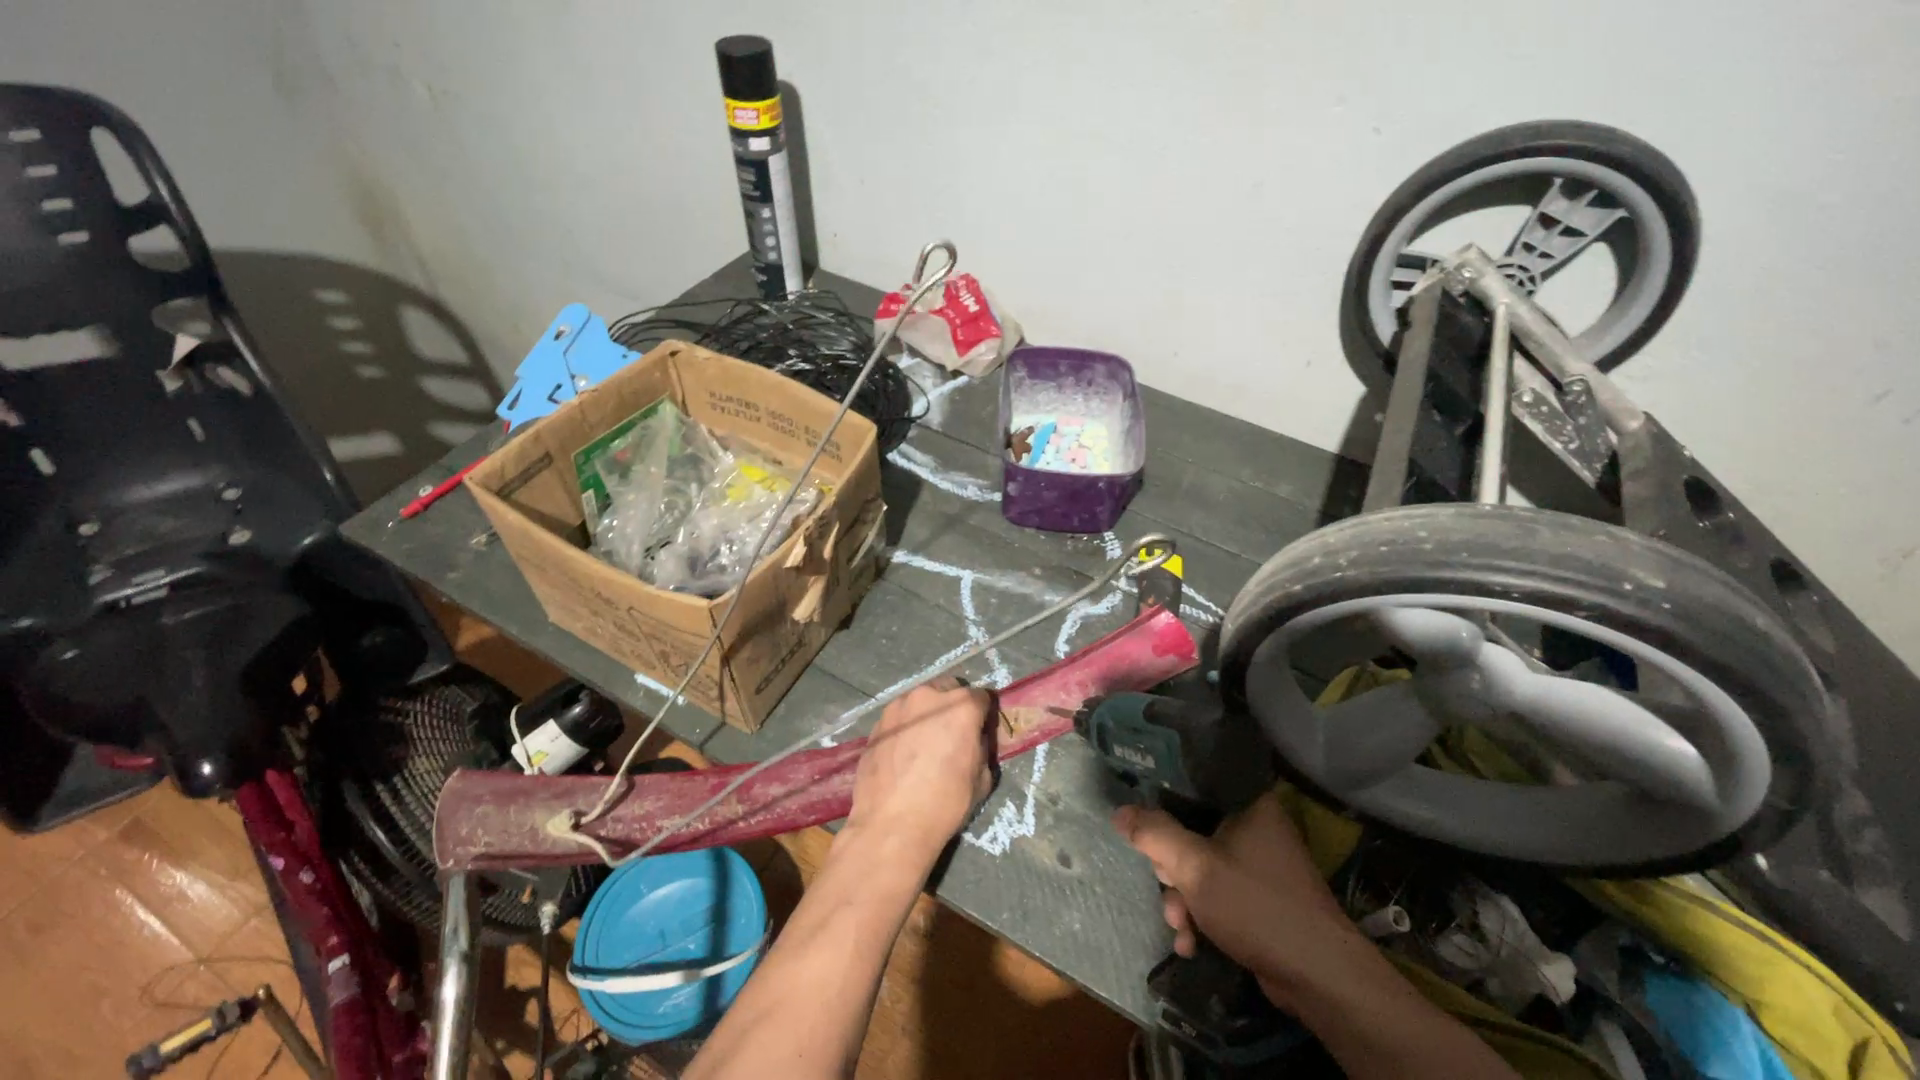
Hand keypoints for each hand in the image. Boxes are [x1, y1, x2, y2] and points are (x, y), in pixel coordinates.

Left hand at [845, 677, 993, 858]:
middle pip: (948, 690)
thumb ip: (981, 748)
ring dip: (927, 715)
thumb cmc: (945, 802)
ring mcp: (896, 708)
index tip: (982, 732)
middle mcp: (927, 697)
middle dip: (954, 706)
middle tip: (953, 735)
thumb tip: (974, 740)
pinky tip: (904, 755)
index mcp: (960, 706)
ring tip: (925, 745)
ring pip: (919, 701)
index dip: (984, 715)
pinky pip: (899, 719)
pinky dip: (906, 729)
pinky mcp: (876, 725)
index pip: (981, 697)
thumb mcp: (982, 778)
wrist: (891, 824)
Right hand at [1113, 792, 1357, 1009]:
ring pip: (1201, 867)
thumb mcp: (1194, 867)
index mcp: (1250, 804)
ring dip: (1183, 899)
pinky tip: (1193, 944)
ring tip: (1183, 929)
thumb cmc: (1255, 906)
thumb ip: (1155, 834)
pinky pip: (1218, 894)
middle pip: (1192, 831)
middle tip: (1169, 888)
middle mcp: (1258, 826)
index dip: (1163, 803)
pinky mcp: (1261, 897)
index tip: (1144, 827)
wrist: (1316, 975)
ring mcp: (1261, 864)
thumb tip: (1120, 811)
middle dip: (1172, 870)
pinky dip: (1202, 916)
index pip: (1195, 785)